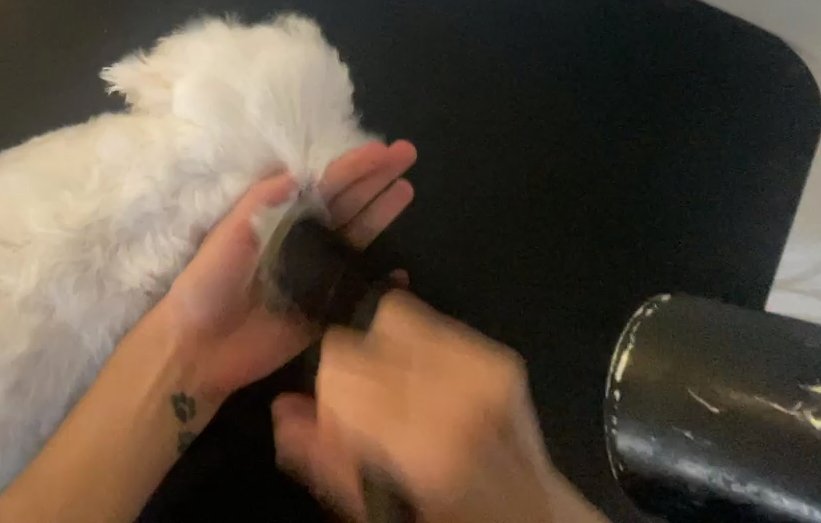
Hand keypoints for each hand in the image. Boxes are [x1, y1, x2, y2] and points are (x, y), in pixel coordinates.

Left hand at [162, 141, 416, 400]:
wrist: (200, 346)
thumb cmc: (209, 281)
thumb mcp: (229, 233)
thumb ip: (262, 202)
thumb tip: (300, 173)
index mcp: (275, 215)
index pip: (320, 184)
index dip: (350, 166)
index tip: (381, 149)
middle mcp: (298, 237)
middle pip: (343, 202)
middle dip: (373, 178)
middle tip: (407, 154)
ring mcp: (313, 272)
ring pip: (354, 235)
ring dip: (379, 212)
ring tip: (407, 188)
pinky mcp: (322, 308)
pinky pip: (357, 288)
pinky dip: (379, 280)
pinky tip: (401, 271)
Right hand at [270, 292, 606, 522]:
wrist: (536, 521)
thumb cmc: (450, 517)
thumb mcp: (383, 511)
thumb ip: (329, 461)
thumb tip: (283, 412)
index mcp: (427, 442)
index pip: (338, 368)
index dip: (327, 397)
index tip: (339, 428)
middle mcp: (457, 393)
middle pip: (356, 339)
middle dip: (350, 373)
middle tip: (368, 416)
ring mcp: (483, 368)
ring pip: (386, 317)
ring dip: (378, 355)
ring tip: (396, 398)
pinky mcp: (495, 355)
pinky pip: (424, 321)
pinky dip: (408, 345)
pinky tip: (420, 383)